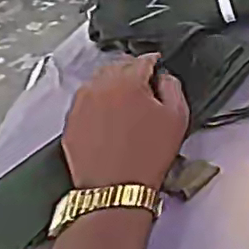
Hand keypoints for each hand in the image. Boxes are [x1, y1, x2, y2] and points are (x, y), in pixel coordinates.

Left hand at [62, 55, 188, 190]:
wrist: (116, 188)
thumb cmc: (148, 154)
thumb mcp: (177, 116)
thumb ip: (172, 86)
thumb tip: (163, 77)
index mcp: (127, 83)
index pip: (142, 60)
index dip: (154, 62)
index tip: (158, 67)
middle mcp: (99, 88)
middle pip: (117, 66)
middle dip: (132, 71)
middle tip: (145, 84)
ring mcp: (81, 105)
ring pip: (98, 82)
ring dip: (113, 85)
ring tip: (128, 102)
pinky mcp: (71, 122)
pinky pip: (86, 102)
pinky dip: (99, 103)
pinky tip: (113, 118)